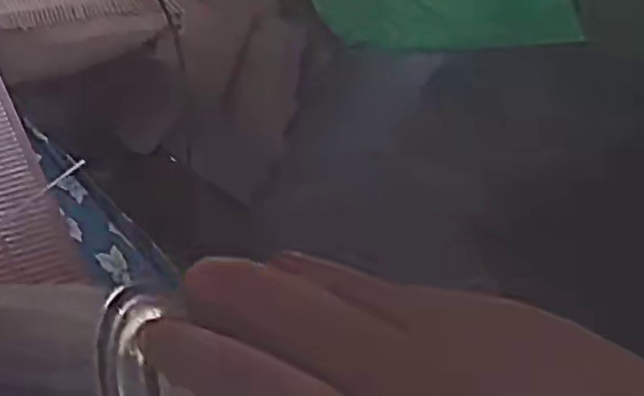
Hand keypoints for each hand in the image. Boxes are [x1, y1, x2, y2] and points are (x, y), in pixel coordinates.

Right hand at [140, 254, 643, 395]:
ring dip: (272, 296)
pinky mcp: (491, 304)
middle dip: (205, 302)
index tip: (152, 344)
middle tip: (211, 335)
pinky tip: (379, 344)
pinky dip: (344, 303)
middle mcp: (398, 363)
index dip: (175, 348)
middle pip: (239, 285)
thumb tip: (222, 378)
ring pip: (296, 266)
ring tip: (289, 334)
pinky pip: (370, 280)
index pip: (231, 366)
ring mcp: (446, 321)